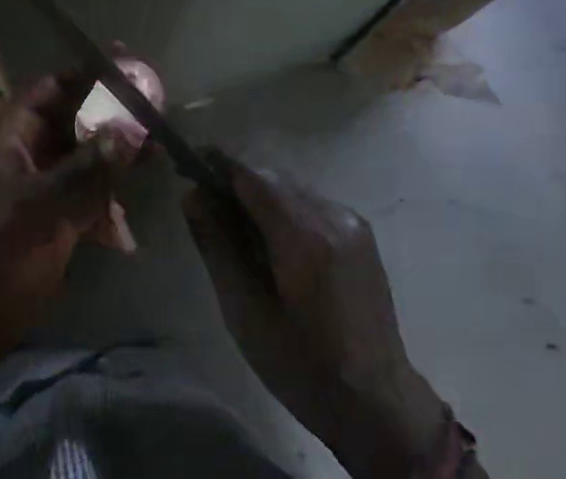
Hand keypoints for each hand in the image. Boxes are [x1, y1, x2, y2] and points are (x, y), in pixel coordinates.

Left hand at [0, 73, 139, 358]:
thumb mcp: (40, 206)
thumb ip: (87, 168)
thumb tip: (131, 127)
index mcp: (12, 133)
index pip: (55, 86)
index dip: (90, 73)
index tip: (131, 65)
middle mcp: (28, 150)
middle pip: (77, 118)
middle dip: (114, 117)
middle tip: (156, 112)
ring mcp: (43, 184)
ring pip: (89, 156)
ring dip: (118, 161)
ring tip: (157, 157)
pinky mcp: (56, 217)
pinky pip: (91, 196)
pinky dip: (107, 210)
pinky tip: (122, 238)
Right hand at [184, 155, 448, 478]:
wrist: (377, 402)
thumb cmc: (301, 363)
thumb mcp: (244, 310)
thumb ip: (216, 245)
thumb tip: (191, 194)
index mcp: (304, 238)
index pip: (252, 176)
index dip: (217, 164)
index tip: (188, 164)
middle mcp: (332, 217)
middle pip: (272, 176)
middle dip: (238, 182)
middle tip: (208, 208)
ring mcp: (352, 223)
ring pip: (292, 187)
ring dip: (261, 195)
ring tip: (240, 230)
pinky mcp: (361, 233)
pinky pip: (311, 203)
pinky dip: (285, 209)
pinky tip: (275, 243)